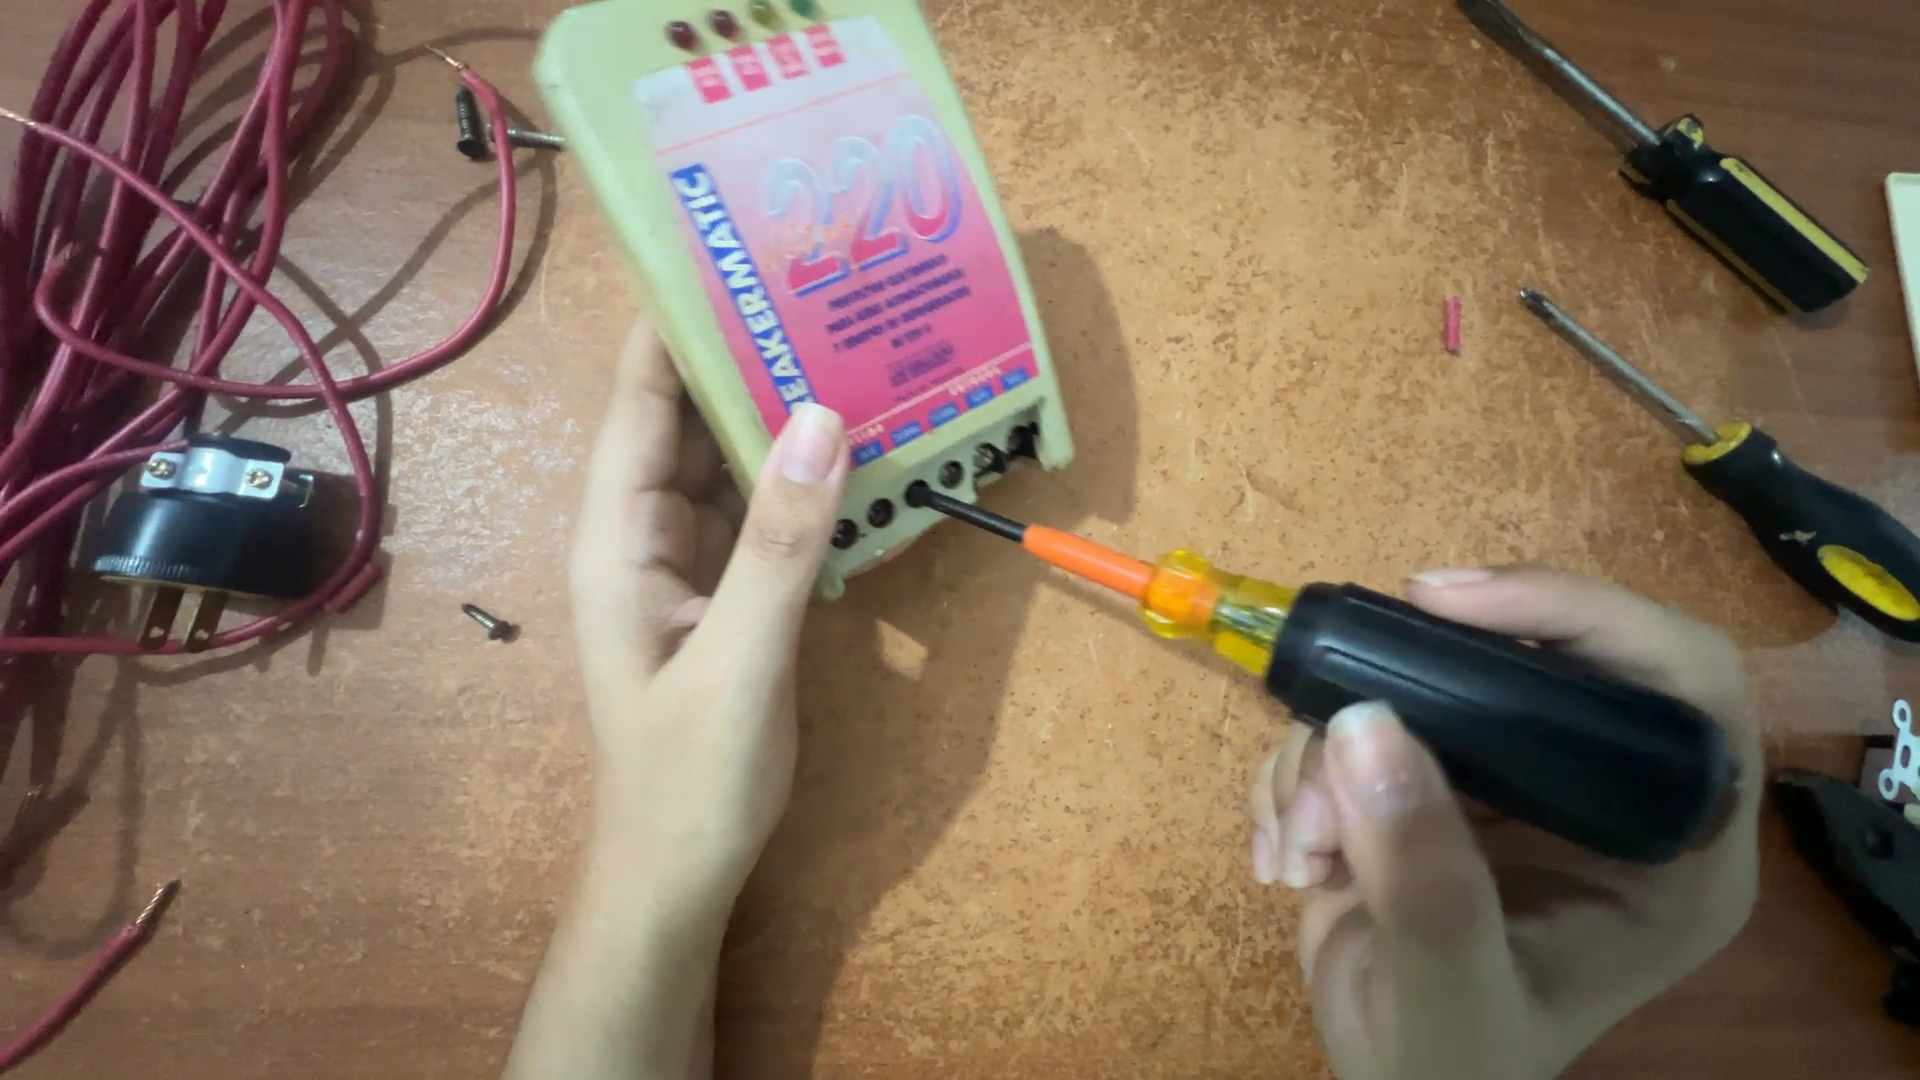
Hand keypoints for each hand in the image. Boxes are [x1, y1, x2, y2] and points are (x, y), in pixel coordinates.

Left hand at [571, 322, 848, 899]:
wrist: (684, 868)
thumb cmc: (694, 774)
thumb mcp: (741, 658)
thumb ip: (779, 544)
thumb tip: (824, 419)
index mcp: (620, 538)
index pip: (641, 405)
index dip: (675, 327)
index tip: (733, 258)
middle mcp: (647, 534)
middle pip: (688, 423)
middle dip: (744, 361)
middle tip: (816, 298)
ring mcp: (689, 563)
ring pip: (729, 466)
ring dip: (778, 418)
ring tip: (843, 355)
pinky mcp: (729, 590)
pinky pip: (761, 513)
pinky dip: (799, 479)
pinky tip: (848, 454)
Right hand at [1246, 566, 1761, 1079]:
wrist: (1380, 1071)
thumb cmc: (1448, 1060)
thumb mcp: (1450, 986)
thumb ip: (1422, 873)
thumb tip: (1361, 723)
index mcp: (1655, 839)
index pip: (1667, 676)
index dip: (1570, 611)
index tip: (1440, 602)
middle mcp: (1568, 789)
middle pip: (1491, 665)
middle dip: (1385, 701)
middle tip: (1318, 745)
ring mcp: (1474, 781)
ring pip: (1385, 696)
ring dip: (1314, 763)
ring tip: (1300, 851)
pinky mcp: (1397, 779)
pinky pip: (1328, 731)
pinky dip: (1287, 781)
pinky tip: (1283, 855)